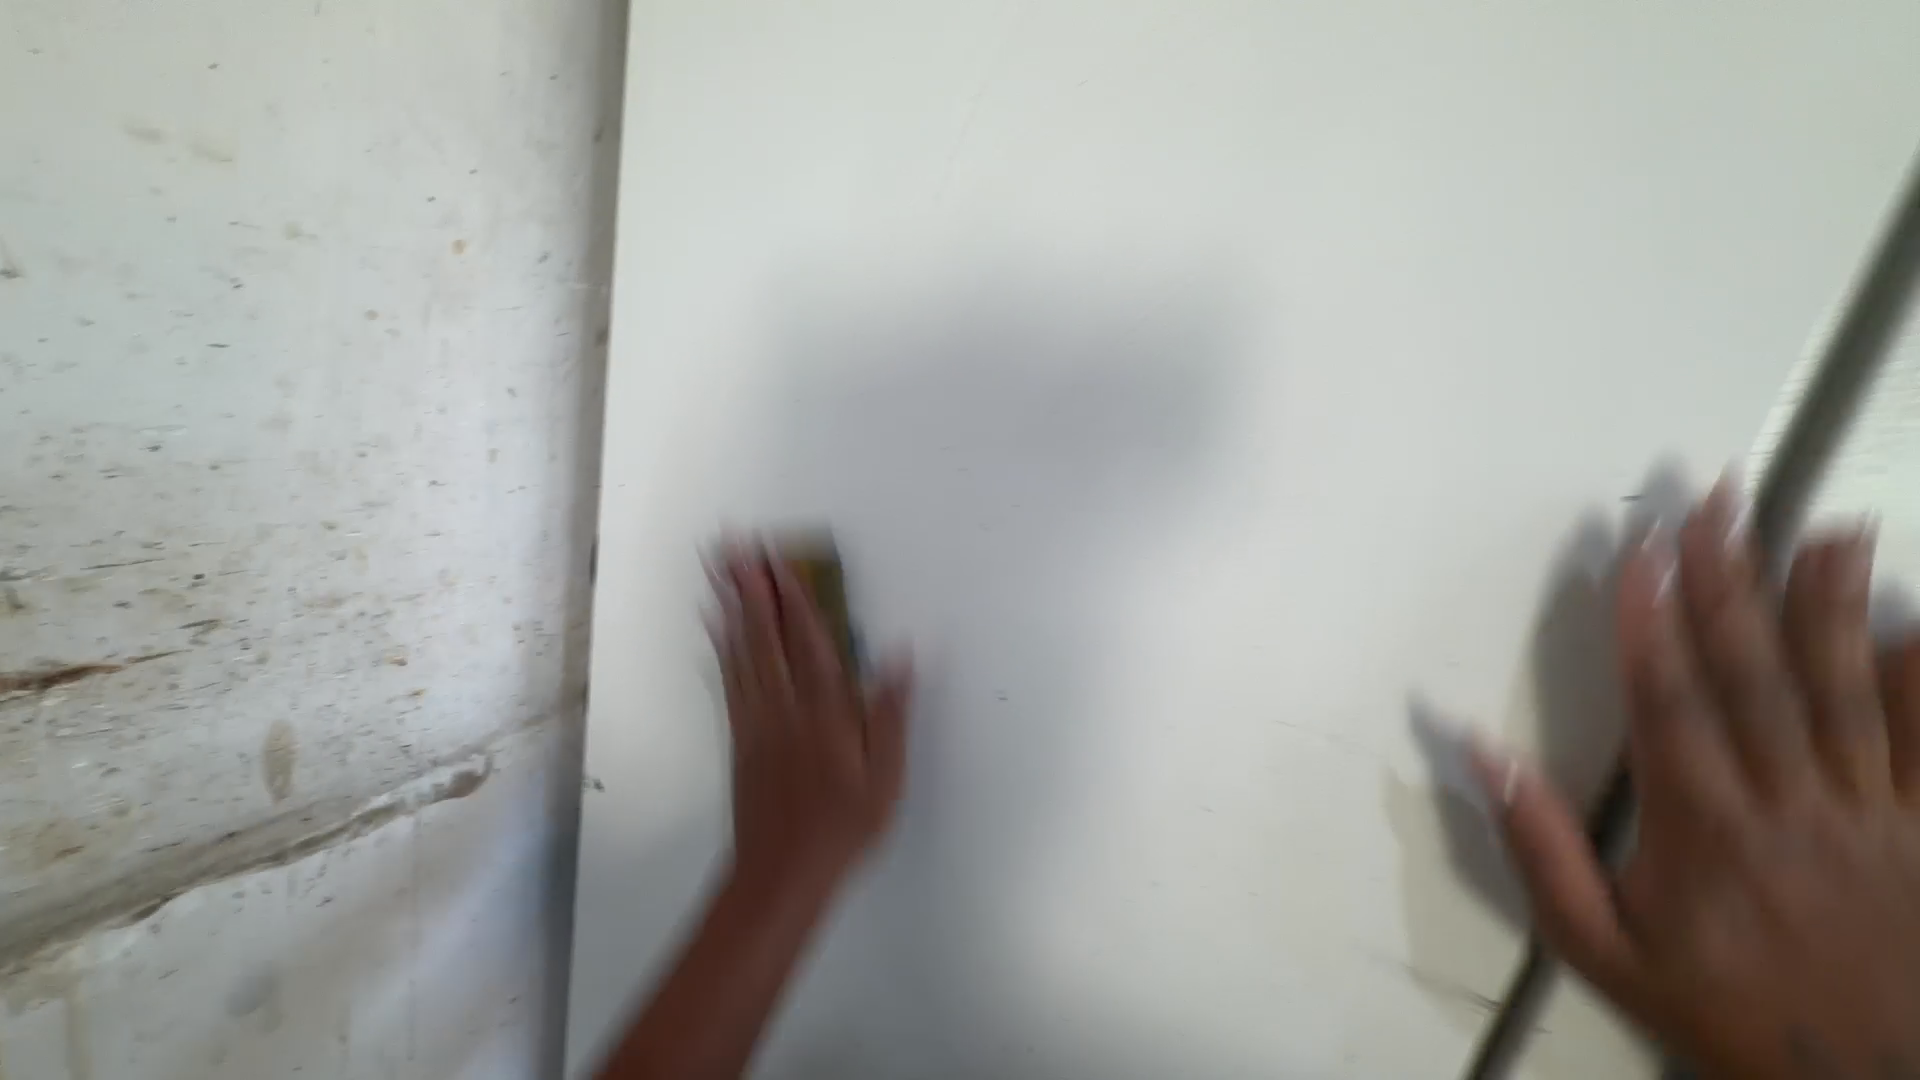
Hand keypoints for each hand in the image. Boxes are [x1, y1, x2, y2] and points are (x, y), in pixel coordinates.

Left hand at [708, 541, 913, 891]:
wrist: (781, 874)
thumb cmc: (844, 826)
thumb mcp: (886, 777)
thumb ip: (890, 712)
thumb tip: (899, 654)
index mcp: (825, 712)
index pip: (810, 641)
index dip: (795, 597)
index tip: (780, 559)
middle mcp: (785, 706)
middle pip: (767, 635)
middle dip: (751, 586)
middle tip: (734, 544)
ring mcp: (757, 718)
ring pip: (742, 650)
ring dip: (730, 604)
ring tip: (718, 567)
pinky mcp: (740, 734)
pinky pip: (728, 678)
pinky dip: (719, 644)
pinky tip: (713, 621)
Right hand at [1478, 479, 1919, 1078]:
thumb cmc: (1712, 1003)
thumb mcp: (1594, 945)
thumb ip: (1538, 847)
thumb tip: (1483, 750)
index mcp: (1703, 827)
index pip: (1669, 700)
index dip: (1652, 619)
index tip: (1642, 550)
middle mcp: (1793, 804)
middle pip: (1756, 675)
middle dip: (1729, 580)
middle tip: (1717, 503)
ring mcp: (1879, 815)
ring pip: (1851, 692)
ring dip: (1832, 604)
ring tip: (1823, 529)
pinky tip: (1911, 619)